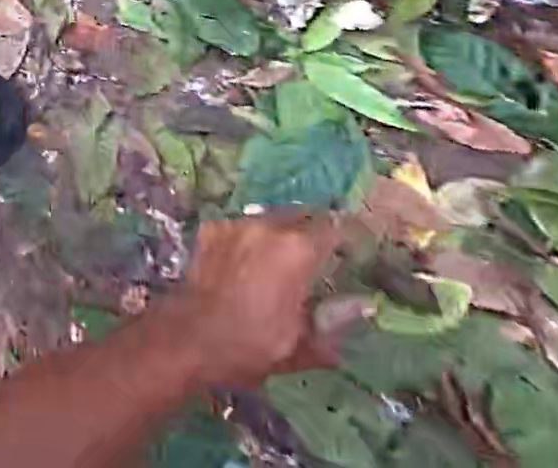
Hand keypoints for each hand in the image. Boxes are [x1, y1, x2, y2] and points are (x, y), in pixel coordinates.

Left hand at [168, 214, 351, 386]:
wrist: (193, 334)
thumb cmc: (255, 343)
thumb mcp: (305, 342)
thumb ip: (336, 319)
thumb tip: (363, 304)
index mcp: (297, 250)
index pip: (333, 226)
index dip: (347, 234)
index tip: (353, 245)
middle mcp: (266, 226)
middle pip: (300, 215)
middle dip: (314, 229)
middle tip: (321, 250)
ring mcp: (234, 223)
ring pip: (267, 218)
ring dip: (280, 231)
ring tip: (282, 255)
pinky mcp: (211, 228)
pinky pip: (240, 226)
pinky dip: (250, 237)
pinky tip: (248, 259)